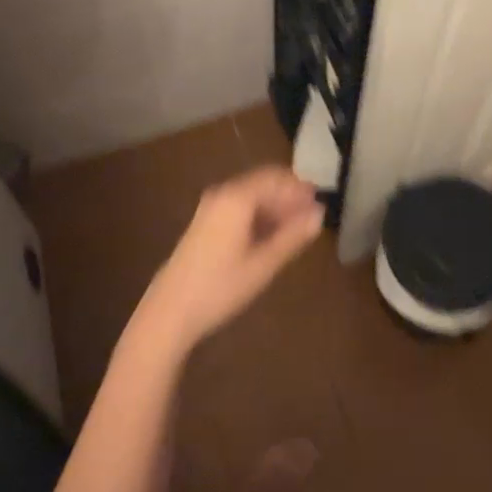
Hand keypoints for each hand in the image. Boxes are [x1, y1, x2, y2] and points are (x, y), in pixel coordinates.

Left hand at [136, 166, 325, 349]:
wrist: (169, 311)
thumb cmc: (220, 287)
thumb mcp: (263, 264)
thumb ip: (292, 236)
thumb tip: (319, 214)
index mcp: (237, 199)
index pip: (276, 179)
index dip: (300, 189)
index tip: (321, 201)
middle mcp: (222, 195)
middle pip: (262, 185)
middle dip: (288, 197)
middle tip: (312, 216)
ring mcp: (210, 209)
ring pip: (251, 198)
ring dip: (274, 208)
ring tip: (296, 229)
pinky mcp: (204, 225)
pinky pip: (238, 210)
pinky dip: (258, 217)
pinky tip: (271, 237)